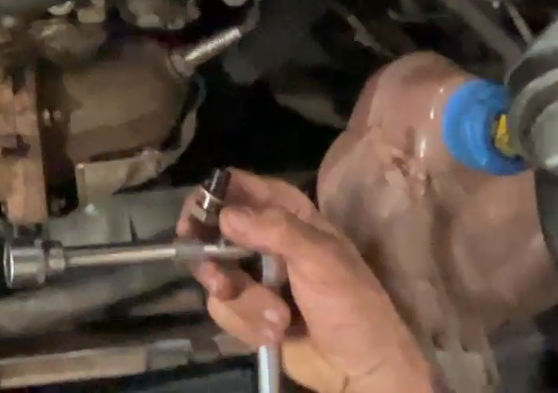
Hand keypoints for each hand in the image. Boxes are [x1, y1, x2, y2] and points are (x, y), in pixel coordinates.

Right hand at [178, 171, 432, 392]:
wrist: (363, 371)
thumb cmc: (352, 306)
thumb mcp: (321, 260)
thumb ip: (275, 230)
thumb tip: (225, 215)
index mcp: (284, 210)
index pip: (235, 185)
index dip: (209, 198)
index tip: (194, 224)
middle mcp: (263, 235)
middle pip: (211, 229)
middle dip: (214, 261)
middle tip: (220, 281)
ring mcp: (253, 273)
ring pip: (215, 273)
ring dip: (245, 303)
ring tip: (277, 320)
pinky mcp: (248, 308)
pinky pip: (224, 308)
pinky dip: (247, 325)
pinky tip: (276, 335)